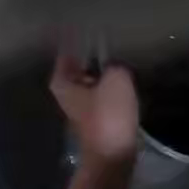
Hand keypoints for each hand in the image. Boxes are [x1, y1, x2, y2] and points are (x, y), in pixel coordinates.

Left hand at [50, 50, 139, 166]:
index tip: (89, 32)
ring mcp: (81, 112)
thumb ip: (114, 65)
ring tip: (121, 66)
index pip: (66, 55)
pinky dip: (112, 94)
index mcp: (63, 83)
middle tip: (108, 47)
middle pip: (79, 71)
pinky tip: (125, 89)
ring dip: (104, 77)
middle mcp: (67, 96)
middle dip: (92, 60)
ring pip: (92, 86)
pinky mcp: (96, 123)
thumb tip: (114, 66)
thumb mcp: (116, 79)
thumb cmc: (109, 114)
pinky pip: (103, 100)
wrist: (113, 156)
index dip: (77, 43)